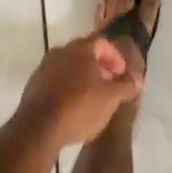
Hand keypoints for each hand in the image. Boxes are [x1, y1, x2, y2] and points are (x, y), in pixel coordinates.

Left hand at [14, 35, 143, 150]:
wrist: (39, 128)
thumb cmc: (80, 107)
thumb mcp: (111, 98)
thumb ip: (126, 85)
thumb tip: (138, 79)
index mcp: (82, 48)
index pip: (103, 44)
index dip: (116, 59)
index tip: (122, 76)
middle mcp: (61, 51)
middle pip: (85, 54)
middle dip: (99, 68)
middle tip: (109, 86)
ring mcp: (44, 67)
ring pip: (69, 67)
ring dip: (82, 78)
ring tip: (91, 99)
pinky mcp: (33, 85)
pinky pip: (55, 81)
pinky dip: (66, 88)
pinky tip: (71, 107)